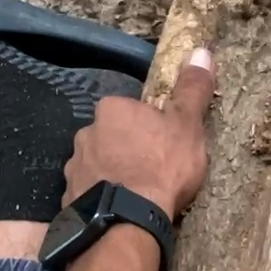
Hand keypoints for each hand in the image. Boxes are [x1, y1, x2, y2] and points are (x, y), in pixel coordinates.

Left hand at [64, 48, 214, 218]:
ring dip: (114, 174)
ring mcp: (74, 166)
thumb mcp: (187, 125)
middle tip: (154, 171)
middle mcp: (86, 132)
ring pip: (98, 164)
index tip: (167, 145)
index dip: (151, 127)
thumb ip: (192, 90)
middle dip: (128, 149)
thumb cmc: (162, 166)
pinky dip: (103, 198)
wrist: (128, 219)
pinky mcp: (69, 197)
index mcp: (112, 109)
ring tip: (137, 195)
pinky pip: (89, 192)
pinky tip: (119, 210)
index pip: (133, 110)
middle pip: (112, 136)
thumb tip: (201, 51)